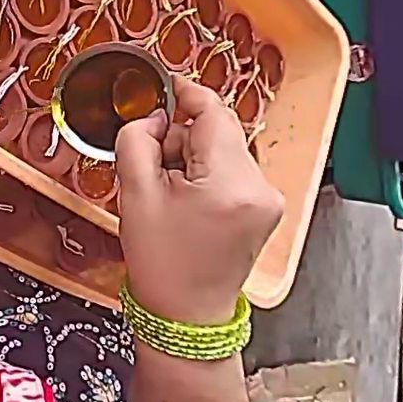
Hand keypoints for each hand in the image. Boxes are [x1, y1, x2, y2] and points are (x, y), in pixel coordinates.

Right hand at [114, 77, 283, 326]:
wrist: (185, 313)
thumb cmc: (160, 261)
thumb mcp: (134, 194)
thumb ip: (137, 140)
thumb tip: (154, 117)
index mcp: (230, 183)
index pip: (214, 113)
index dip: (186, 94)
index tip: (165, 88)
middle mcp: (260, 187)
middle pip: (219, 130)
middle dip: (182, 136)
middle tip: (153, 164)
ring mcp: (269, 198)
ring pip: (224, 148)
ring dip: (193, 155)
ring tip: (169, 189)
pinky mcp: (265, 207)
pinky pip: (232, 168)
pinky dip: (206, 171)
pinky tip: (187, 198)